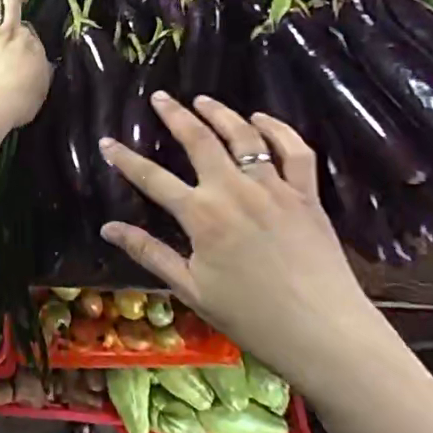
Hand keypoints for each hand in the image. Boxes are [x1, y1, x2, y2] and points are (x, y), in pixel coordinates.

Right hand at [97, 94, 406, 395]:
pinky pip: (294, 152)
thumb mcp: (191, 288)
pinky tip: (261, 119)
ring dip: (220, 113)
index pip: (152, 178)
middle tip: (160, 97)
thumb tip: (108, 228)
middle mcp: (235, 191)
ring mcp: (275, 189)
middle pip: (199, 141)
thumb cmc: (251, 317)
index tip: (107, 141)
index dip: (125, 158)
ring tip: (202, 100)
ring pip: (244, 137)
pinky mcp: (307, 196)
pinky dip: (277, 130)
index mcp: (202, 216)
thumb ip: (149, 252)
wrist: (325, 335)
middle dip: (175, 115)